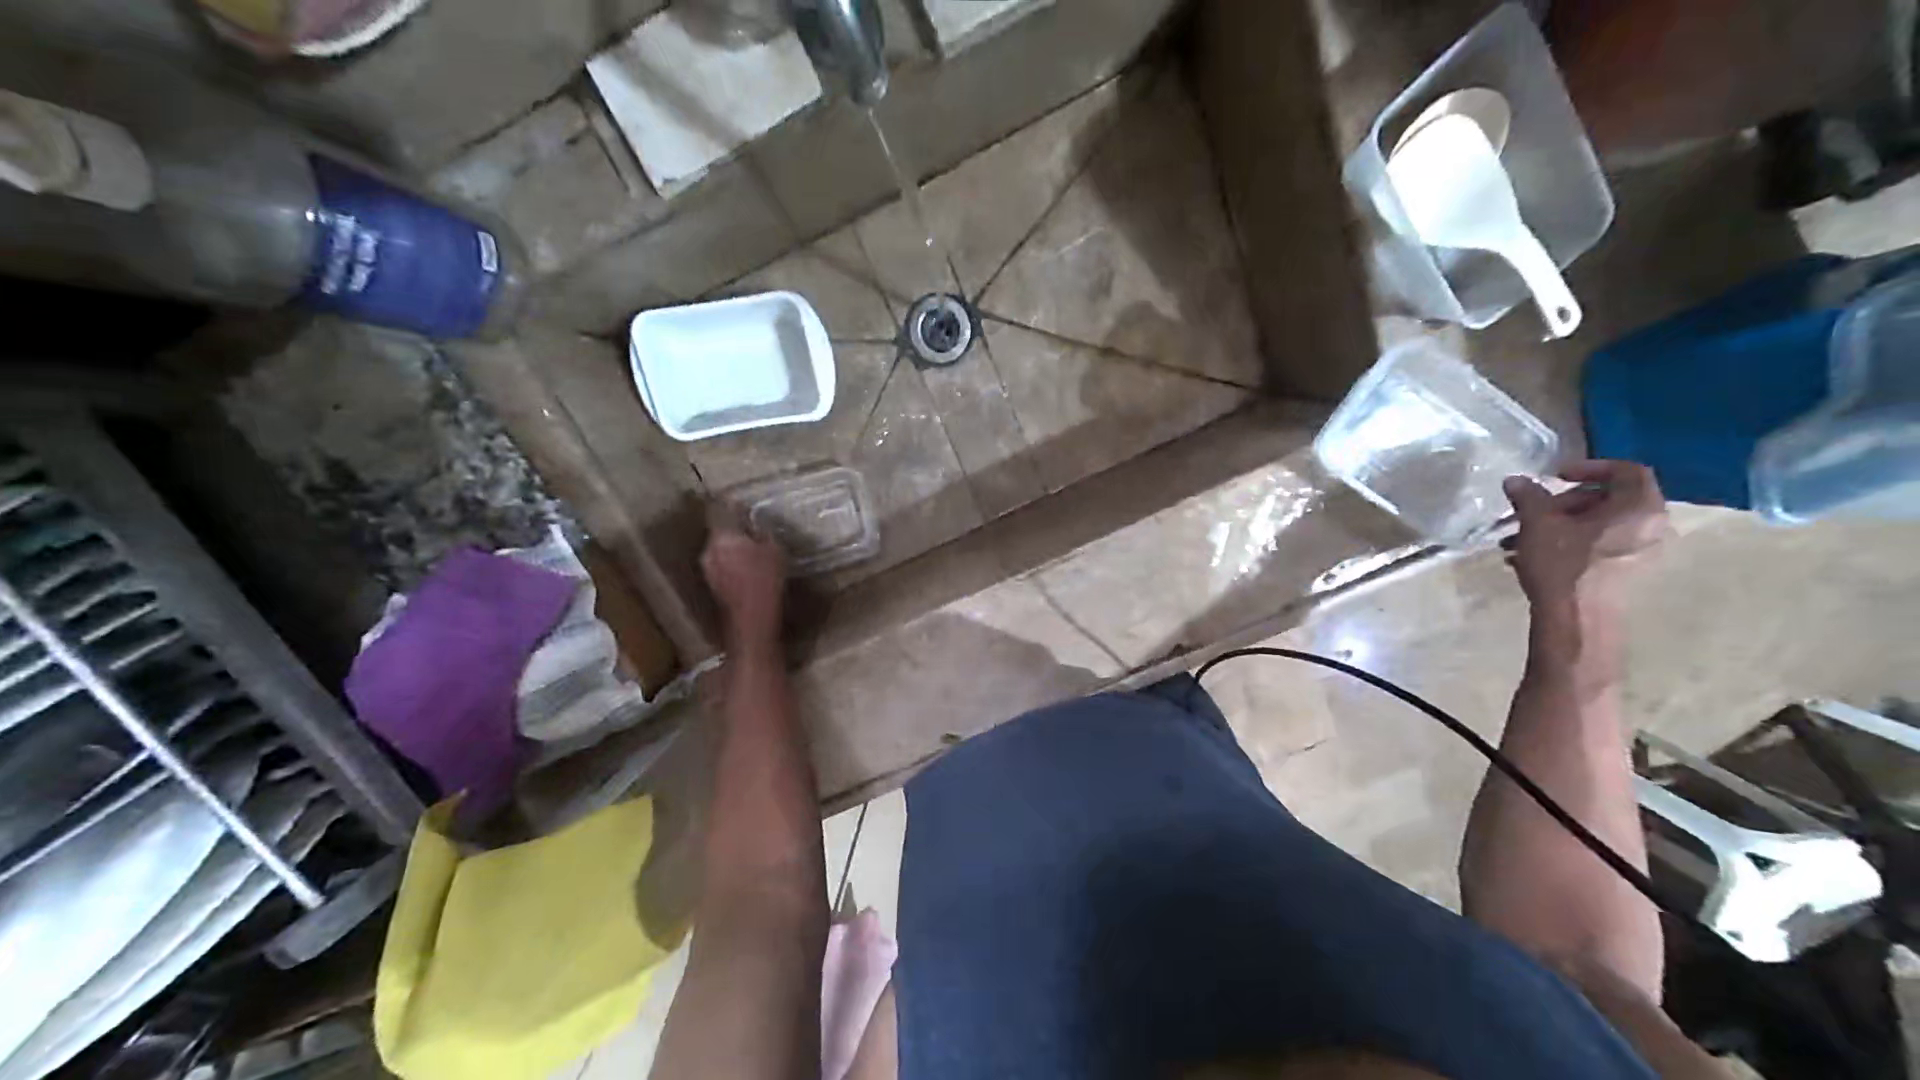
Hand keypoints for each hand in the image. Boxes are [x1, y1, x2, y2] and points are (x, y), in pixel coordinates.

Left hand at [700, 505, 786, 648]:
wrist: (752, 621)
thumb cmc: (766, 580)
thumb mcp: (775, 550)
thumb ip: (763, 533)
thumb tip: (757, 524)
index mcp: (722, 538)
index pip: (721, 512)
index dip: (731, 505)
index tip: (740, 501)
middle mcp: (709, 551)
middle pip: (718, 532)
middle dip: (732, 529)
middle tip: (748, 527)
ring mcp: (707, 570)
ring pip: (719, 549)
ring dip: (731, 547)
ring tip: (749, 548)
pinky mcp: (712, 586)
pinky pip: (721, 565)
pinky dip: (731, 562)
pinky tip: (745, 567)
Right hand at [1503, 460, 1667, 608]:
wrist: (1577, 620)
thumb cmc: (1563, 565)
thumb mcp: (1538, 523)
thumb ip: (1528, 496)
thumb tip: (1516, 480)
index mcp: (1639, 507)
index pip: (1627, 471)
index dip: (1590, 467)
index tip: (1556, 477)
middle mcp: (1652, 526)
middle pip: (1610, 499)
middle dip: (1565, 502)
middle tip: (1533, 512)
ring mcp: (1643, 552)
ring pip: (1600, 525)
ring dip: (1561, 524)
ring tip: (1521, 539)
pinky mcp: (1628, 572)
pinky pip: (1600, 545)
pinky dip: (1570, 542)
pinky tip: (1533, 556)